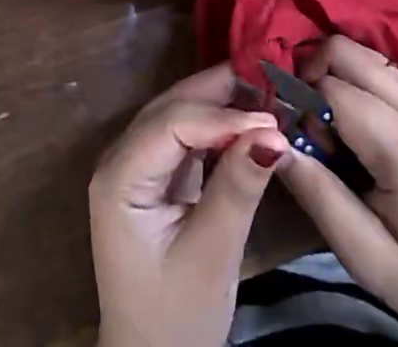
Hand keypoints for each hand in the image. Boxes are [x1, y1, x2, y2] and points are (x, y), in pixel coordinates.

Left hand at [89, 62, 290, 346]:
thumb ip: (237, 188)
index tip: (274, 121)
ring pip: (183, 110)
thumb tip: (274, 134)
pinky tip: (253, 120)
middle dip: (225, 91)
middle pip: (174, 106)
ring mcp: (138, 162)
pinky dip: (223, 123)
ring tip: (273, 96)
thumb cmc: (177, 314)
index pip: (172, 122)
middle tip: (278, 83)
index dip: (224, 115)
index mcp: (119, 178)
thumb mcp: (212, 255)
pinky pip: (190, 131)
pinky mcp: (158, 172)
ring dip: (226, 100)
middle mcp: (121, 158)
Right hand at [275, 37, 397, 346]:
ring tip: (334, 133)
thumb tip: (269, 141)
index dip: (301, 108)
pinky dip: (357, 83)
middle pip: (347, 51)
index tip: (298, 146)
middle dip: (313, 76)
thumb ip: (315, 192)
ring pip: (364, 54)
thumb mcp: (365, 255)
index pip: (331, 88)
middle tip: (310, 129)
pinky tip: (358, 130)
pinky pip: (383, 70)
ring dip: (336, 78)